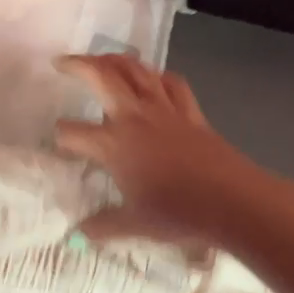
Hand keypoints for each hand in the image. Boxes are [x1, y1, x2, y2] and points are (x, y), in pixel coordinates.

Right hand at [53, 53, 250, 245]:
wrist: (233, 202)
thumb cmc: (179, 214)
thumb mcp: (135, 225)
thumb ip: (104, 225)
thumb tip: (79, 233)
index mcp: (113, 144)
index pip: (72, 132)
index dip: (61, 136)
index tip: (60, 143)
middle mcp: (133, 117)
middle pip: (101, 76)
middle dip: (78, 65)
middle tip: (62, 61)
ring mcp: (163, 110)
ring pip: (135, 70)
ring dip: (115, 59)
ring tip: (102, 59)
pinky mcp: (190, 111)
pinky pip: (171, 83)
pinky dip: (158, 76)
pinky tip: (153, 78)